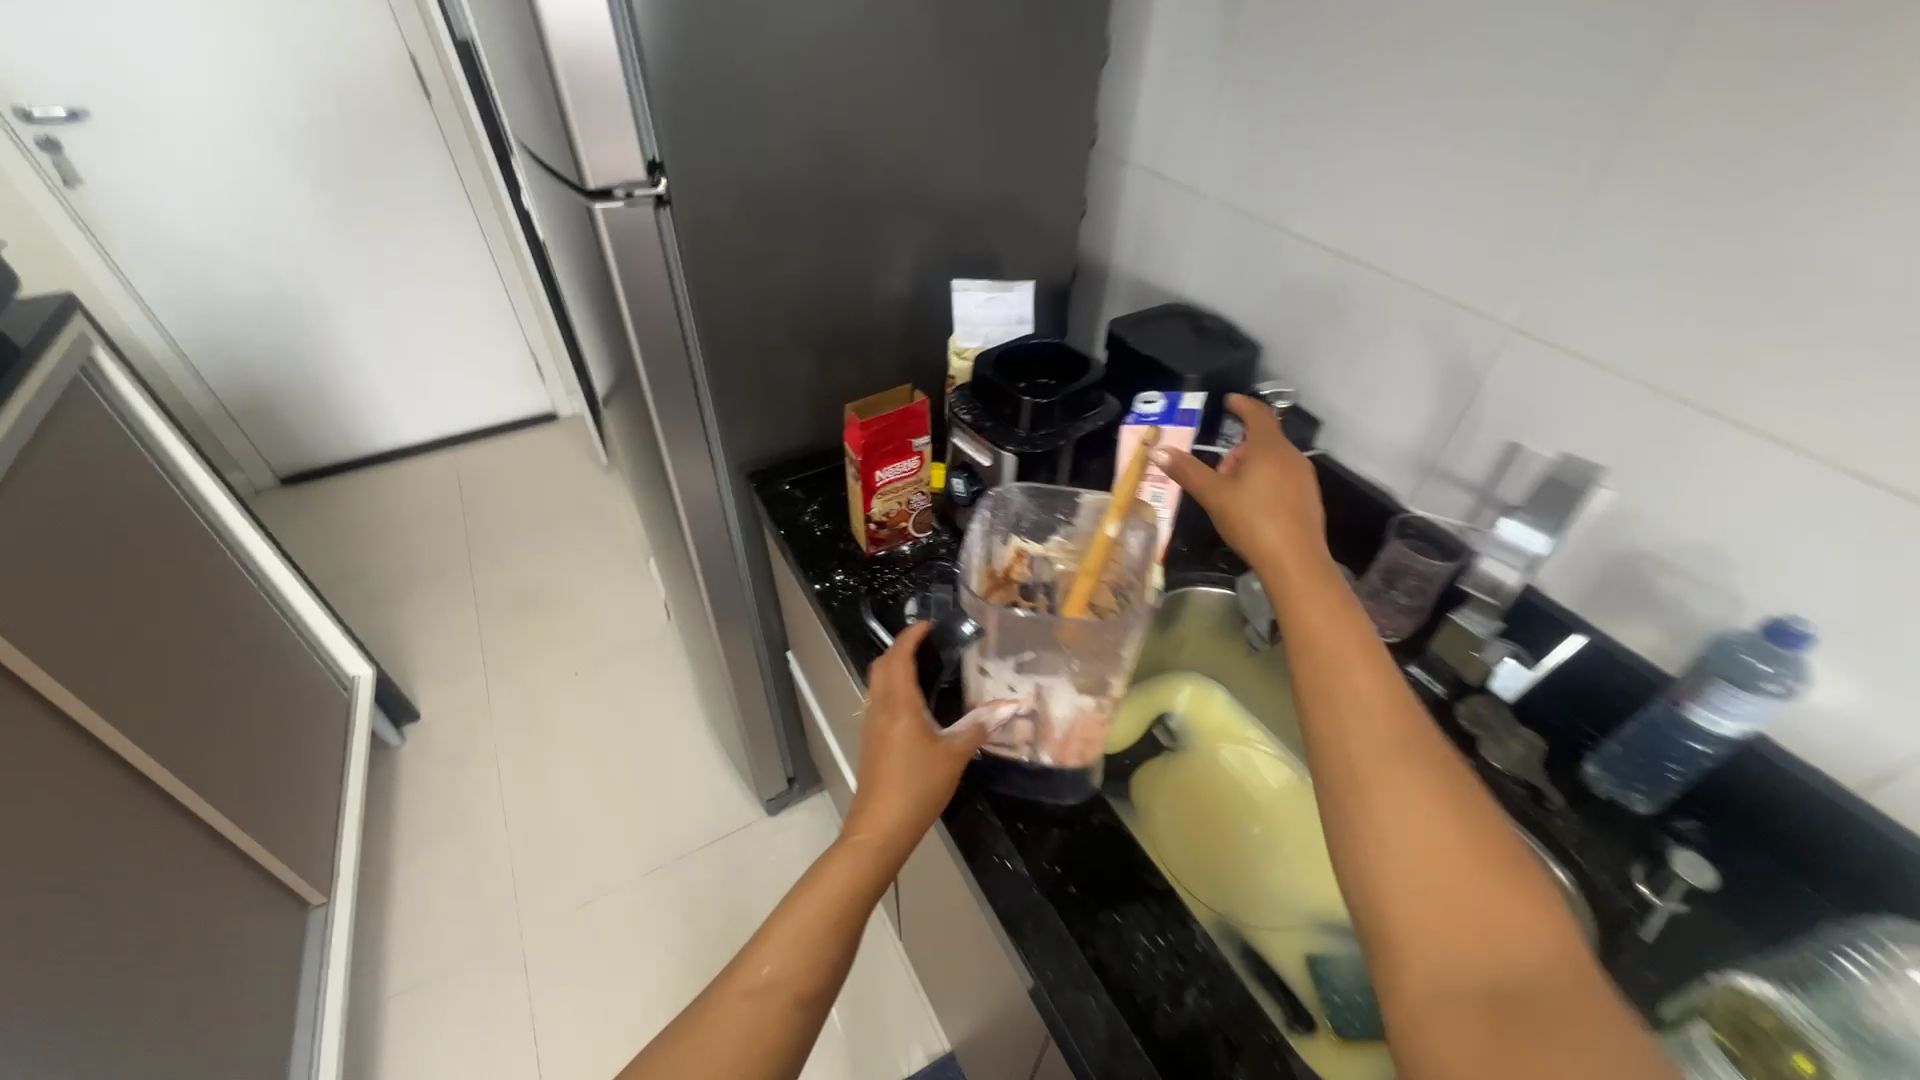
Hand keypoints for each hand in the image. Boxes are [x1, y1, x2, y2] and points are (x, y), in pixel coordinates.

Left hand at [842, 622, 1013, 856]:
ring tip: (922, 667)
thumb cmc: (918, 785)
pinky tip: (913, 705)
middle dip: (899, 648)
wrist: (880, 826)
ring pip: (876, 684)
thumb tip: (1012, 704)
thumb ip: (980, 725)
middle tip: (926, 643)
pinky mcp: (870, 742)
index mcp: (899, 703)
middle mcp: (879, 707)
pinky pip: (877, 702)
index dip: (910, 636)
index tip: (927, 625)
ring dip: (893, 668)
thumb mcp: (955, 754)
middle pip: (881, 665)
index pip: (899, 657)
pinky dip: (891, 689)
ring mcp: (870, 725)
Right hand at [1152, 393, 1330, 573]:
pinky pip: (1283, 479)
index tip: (1229, 401)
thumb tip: (1159, 451)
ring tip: (1230, 493)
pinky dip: (1265, 482)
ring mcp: (1304, 478)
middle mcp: (1292, 456)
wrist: (1295, 561)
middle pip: (1263, 440)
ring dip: (1250, 467)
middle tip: (1217, 471)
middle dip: (1238, 449)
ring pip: (1273, 461)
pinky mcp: (1309, 499)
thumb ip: (1187, 471)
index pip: (1257, 414)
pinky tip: (1252, 509)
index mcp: (1269, 448)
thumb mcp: (1214, 496)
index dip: (1242, 405)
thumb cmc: (1253, 521)